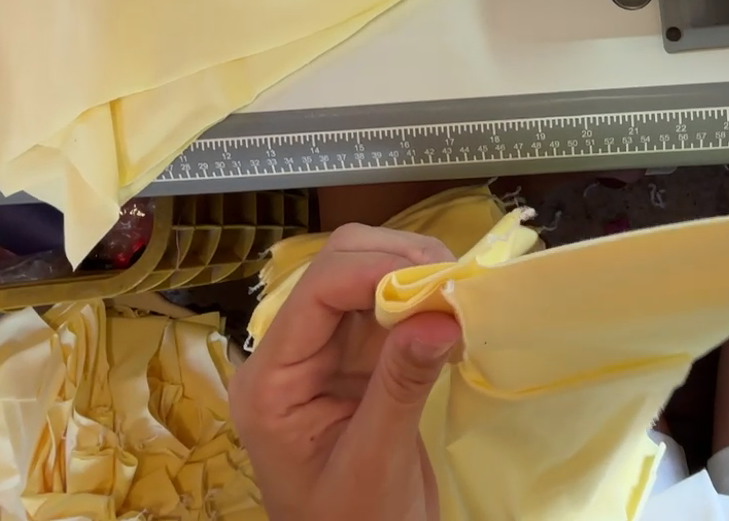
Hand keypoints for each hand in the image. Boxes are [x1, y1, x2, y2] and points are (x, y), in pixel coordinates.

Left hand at [230, 224, 463, 520]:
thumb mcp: (374, 467)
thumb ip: (400, 388)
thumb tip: (440, 315)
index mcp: (272, 379)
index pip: (316, 292)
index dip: (373, 270)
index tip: (436, 279)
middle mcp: (293, 349)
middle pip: (338, 266)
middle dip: (396, 259)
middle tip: (452, 281)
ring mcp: (327, 347)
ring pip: (366, 271)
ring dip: (414, 271)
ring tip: (456, 295)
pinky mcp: (360, 352)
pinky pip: (390, 300)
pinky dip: (422, 294)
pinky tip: (450, 313)